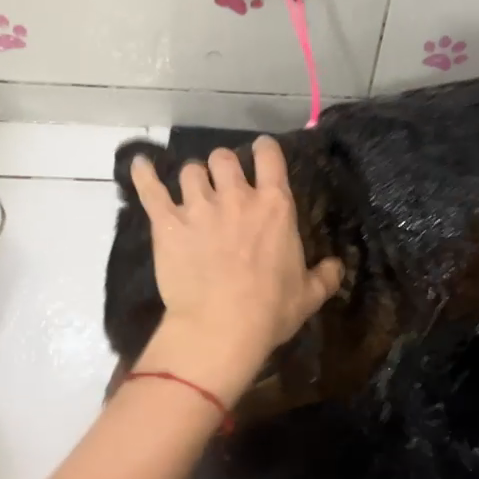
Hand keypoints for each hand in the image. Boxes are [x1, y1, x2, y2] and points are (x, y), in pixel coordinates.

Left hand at [131, 137, 343, 399]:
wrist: (220, 328)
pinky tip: (140, 165)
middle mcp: (236, 197)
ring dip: (193, 178)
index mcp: (274, 207)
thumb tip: (338, 267)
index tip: (260, 153)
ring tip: (192, 190)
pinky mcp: (166, 223)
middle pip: (223, 159)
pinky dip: (143, 174)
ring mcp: (198, 207)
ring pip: (190, 171)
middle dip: (223, 166)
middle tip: (223, 183)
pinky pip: (150, 189)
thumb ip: (325, 276)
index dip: (264, 150)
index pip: (270, 157)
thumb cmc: (269, 311)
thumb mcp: (308, 296)